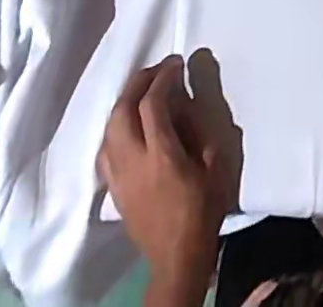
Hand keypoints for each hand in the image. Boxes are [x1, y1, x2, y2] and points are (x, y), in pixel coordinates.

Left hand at [98, 56, 228, 284]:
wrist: (177, 258)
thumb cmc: (202, 212)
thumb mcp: (216, 168)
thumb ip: (202, 130)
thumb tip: (189, 101)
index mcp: (161, 155)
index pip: (153, 103)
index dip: (163, 77)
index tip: (176, 64)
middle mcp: (133, 159)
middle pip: (123, 108)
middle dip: (139, 81)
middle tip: (157, 70)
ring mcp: (118, 173)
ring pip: (110, 125)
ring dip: (125, 100)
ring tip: (142, 90)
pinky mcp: (112, 185)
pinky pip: (106, 145)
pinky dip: (115, 124)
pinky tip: (126, 122)